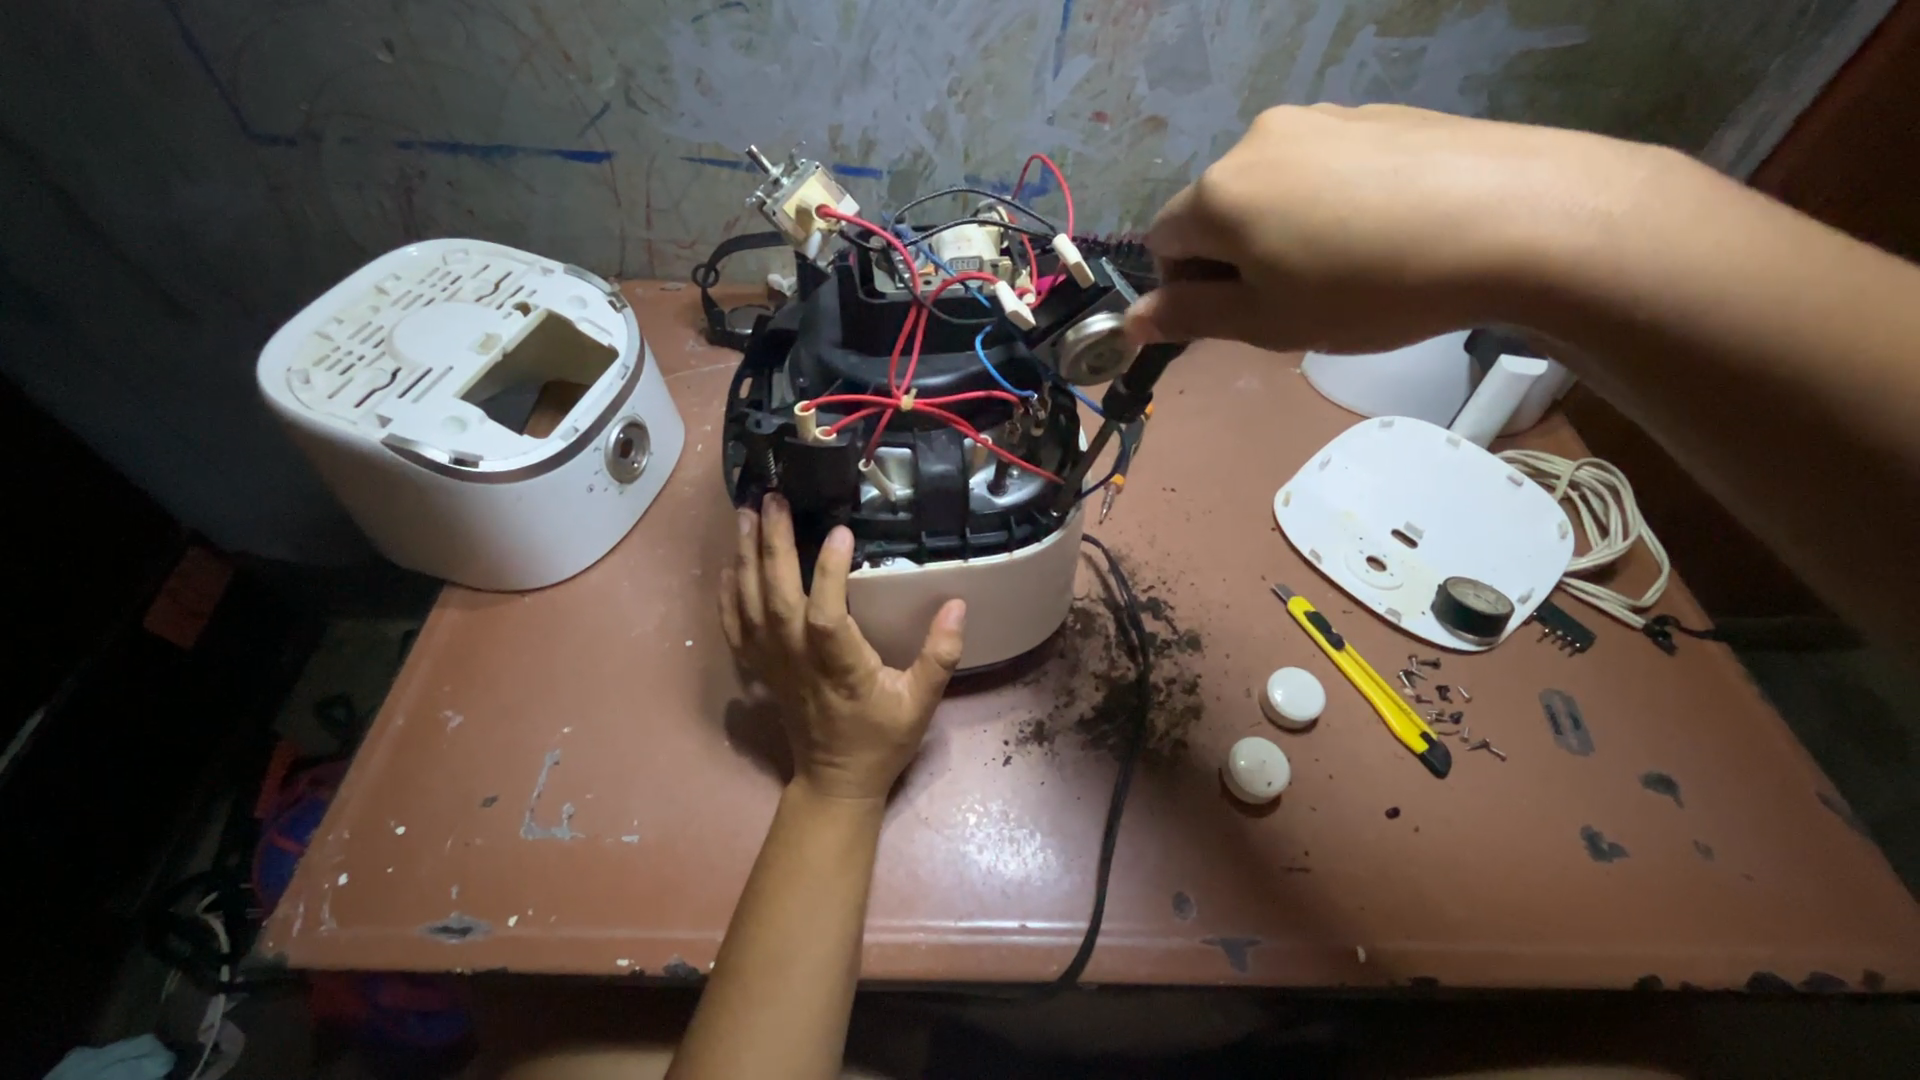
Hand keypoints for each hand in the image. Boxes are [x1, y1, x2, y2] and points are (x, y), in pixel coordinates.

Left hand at [719, 494, 966, 801]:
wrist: (835, 780)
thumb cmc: (881, 740)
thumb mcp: (922, 703)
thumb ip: (940, 656)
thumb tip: (958, 604)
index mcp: (839, 666)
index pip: (826, 614)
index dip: (829, 573)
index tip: (840, 531)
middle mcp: (798, 659)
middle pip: (776, 597)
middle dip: (773, 545)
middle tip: (774, 500)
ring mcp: (773, 663)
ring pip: (750, 604)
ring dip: (746, 557)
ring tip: (747, 514)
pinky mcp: (761, 668)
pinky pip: (736, 627)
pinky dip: (728, 594)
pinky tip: (730, 564)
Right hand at [1126, 104, 1663, 354]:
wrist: (1513, 220)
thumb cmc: (1366, 289)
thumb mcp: (1265, 323)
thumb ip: (1189, 317)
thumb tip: (1132, 320)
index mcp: (1219, 191)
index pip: (1161, 240)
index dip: (1183, 286)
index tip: (1234, 316)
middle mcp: (1257, 140)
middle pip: (1213, 209)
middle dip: (1231, 257)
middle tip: (1288, 300)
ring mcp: (1321, 117)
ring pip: (1269, 187)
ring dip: (1278, 230)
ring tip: (1341, 267)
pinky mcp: (1375, 113)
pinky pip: (1321, 166)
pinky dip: (1326, 203)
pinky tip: (1379, 232)